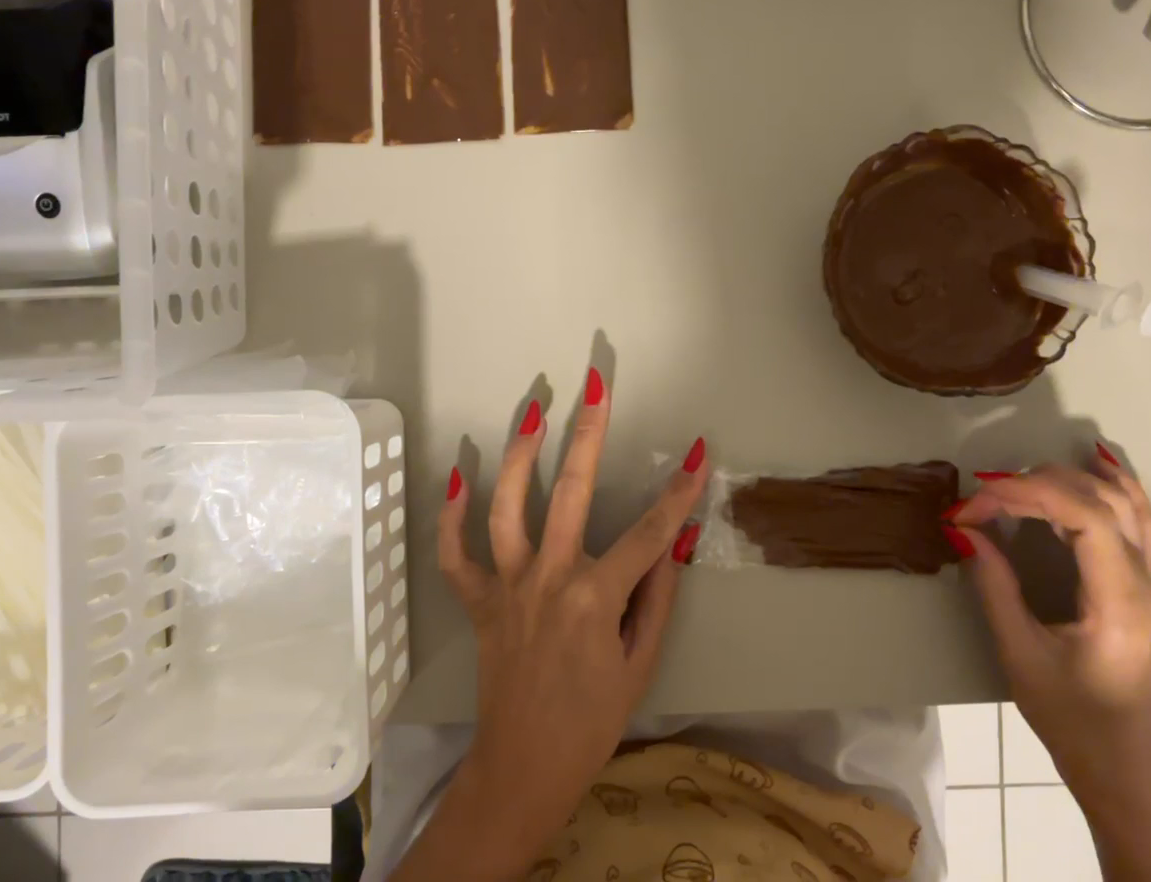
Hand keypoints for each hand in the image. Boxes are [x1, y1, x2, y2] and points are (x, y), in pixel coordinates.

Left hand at [408, 370, 708, 881]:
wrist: (524, 767)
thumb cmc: (592, 721)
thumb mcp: (641, 663)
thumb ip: (658, 595)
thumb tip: (679, 540)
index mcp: (595, 597)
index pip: (648, 532)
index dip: (678, 493)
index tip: (697, 452)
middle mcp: (548, 579)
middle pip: (570, 492)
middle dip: (589, 432)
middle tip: (596, 383)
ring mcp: (507, 586)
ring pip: (507, 507)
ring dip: (519, 452)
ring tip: (532, 408)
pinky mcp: (479, 602)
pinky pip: (458, 553)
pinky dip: (453, 514)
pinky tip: (459, 473)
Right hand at [946, 452, 1150, 785]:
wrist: (1120, 762)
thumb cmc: (1070, 717)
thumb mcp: (1020, 655)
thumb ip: (995, 587)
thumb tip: (965, 531)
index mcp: (1119, 601)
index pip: (1083, 517)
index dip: (1026, 495)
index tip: (975, 502)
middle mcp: (1144, 582)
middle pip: (1102, 501)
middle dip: (1037, 485)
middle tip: (983, 495)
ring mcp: (1149, 581)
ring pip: (1126, 503)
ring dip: (1073, 478)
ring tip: (1022, 474)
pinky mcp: (1141, 584)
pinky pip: (1137, 519)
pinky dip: (1117, 485)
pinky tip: (1097, 463)